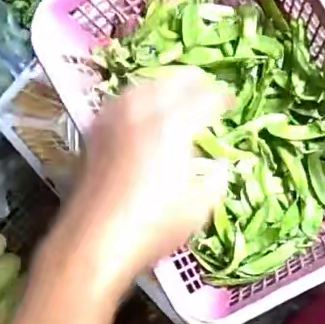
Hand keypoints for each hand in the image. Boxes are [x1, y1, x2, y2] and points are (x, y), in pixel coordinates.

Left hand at [52, 67, 233, 290]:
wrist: (93, 242)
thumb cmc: (151, 228)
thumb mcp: (196, 211)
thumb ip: (212, 183)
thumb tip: (218, 170)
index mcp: (174, 127)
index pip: (205, 98)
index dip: (222, 97)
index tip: (231, 101)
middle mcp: (142, 113)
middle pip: (172, 81)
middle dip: (193, 81)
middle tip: (206, 86)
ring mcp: (114, 120)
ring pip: (142, 86)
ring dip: (163, 85)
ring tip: (175, 93)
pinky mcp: (94, 133)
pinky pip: (121, 102)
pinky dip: (137, 99)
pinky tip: (141, 111)